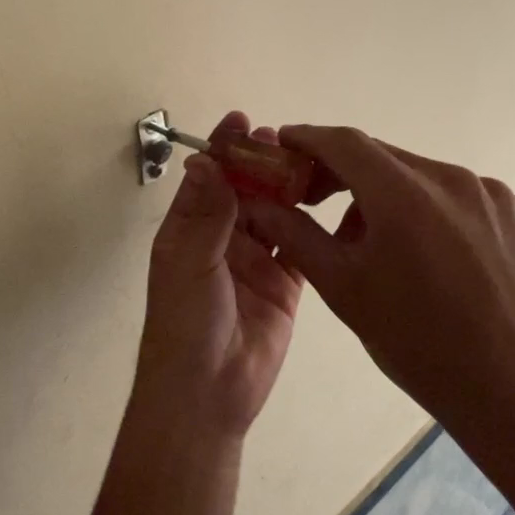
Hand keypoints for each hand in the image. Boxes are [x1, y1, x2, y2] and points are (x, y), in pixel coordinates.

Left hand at [134, 112, 303, 438]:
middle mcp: (222, 241)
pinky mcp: (284, 285)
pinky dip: (310, 224)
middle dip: (260, 164)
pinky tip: (328, 200)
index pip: (208, 179)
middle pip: (244, 192)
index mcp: (189, 231)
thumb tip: (206, 158)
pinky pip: (299, 247)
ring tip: (309, 161)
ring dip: (286, 189)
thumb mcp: (189, 261)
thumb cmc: (186, 323)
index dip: (223, 149)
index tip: (241, 120)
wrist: (207, 393)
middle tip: (285, 139)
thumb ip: (206, 213)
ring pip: (274, 214)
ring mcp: (255, 262)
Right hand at [237, 125, 514, 446]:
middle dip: (344, 173)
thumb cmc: (416, 343)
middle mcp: (453, 178)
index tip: (284, 146)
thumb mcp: (343, 289)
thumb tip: (259, 202)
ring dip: (391, 195)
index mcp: (404, 194)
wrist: (513, 391)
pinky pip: (462, 195)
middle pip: (383, 157)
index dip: (308, 139)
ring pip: (423, 176)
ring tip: (380, 244)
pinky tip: (433, 255)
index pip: (344, 142)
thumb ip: (296, 235)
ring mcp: (494, 193)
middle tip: (316, 201)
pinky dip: (435, 211)